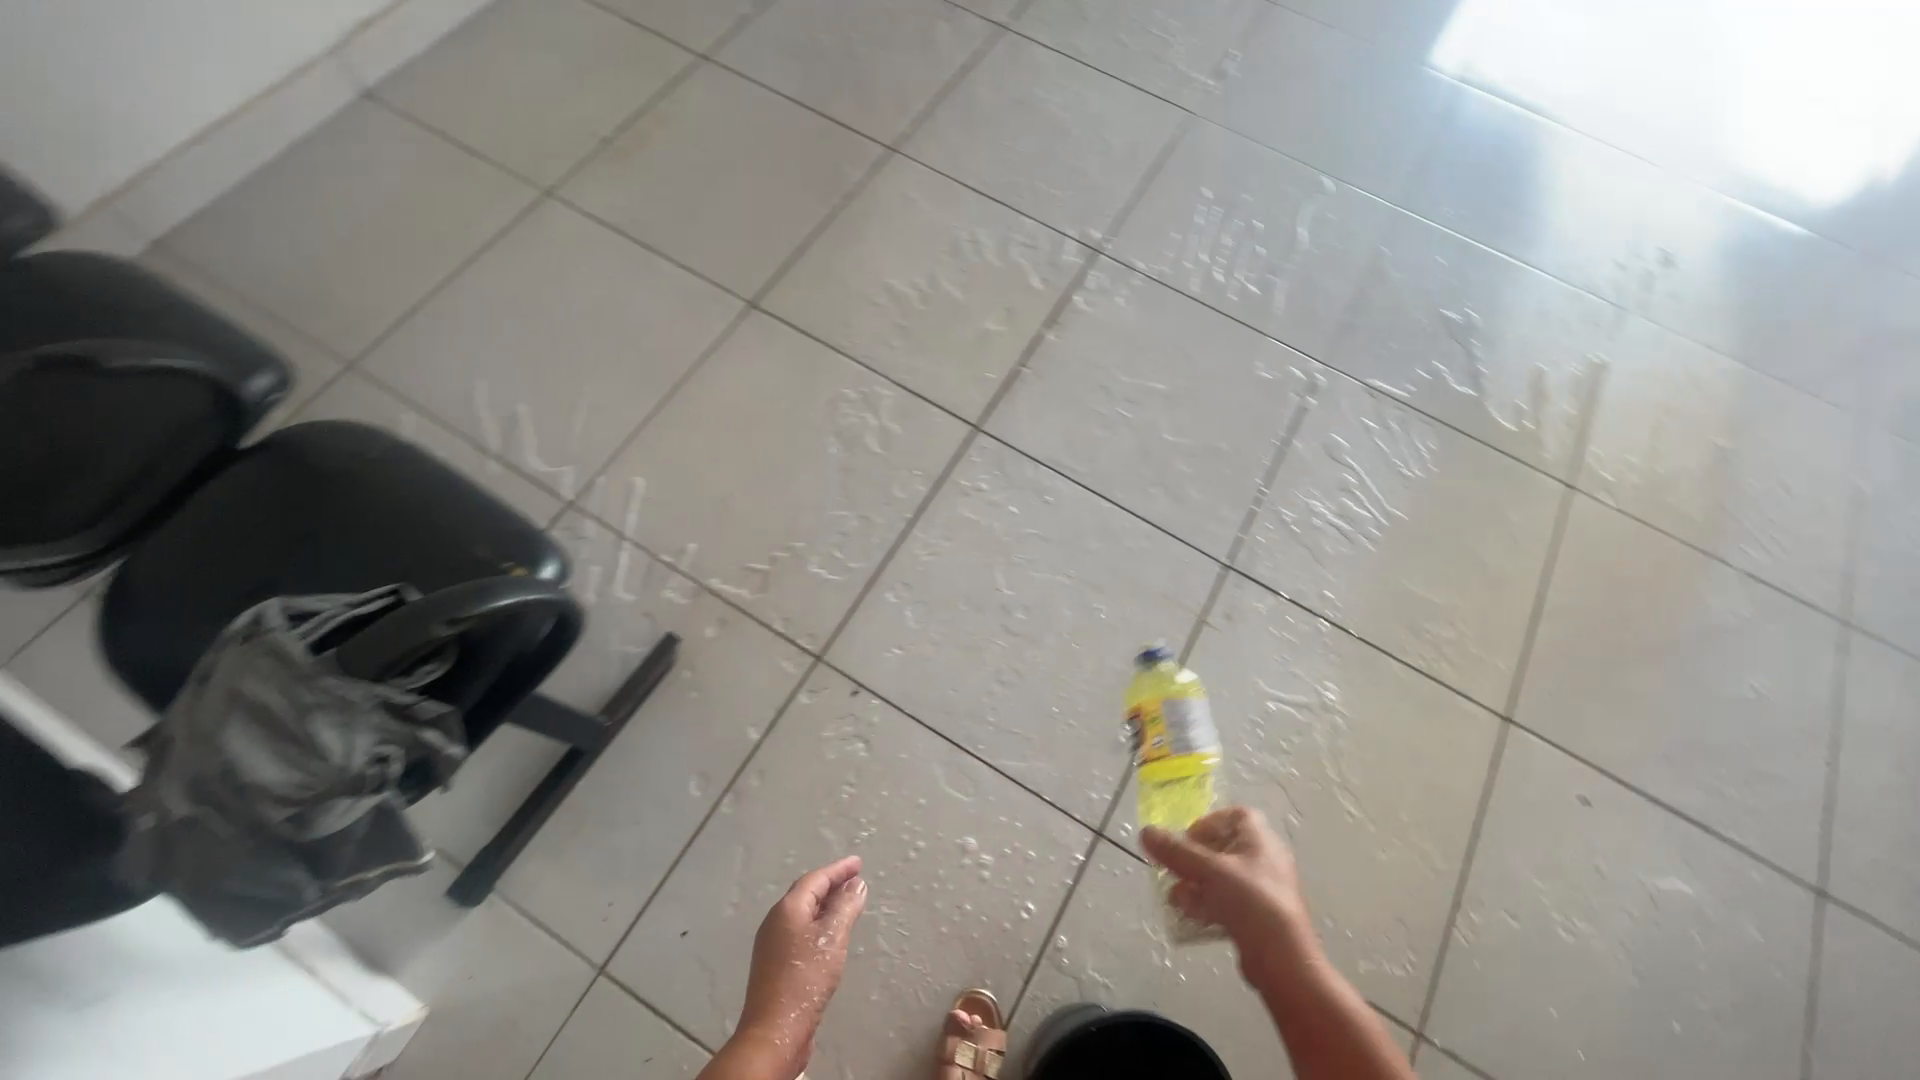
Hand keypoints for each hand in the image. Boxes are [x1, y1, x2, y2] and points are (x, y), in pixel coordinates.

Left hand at [732, 855, 867, 1075]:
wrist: (774, 1031)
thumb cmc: (804, 979)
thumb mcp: (832, 938)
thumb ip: (845, 907)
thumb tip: (856, 884)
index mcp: (787, 909)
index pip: (815, 879)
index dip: (838, 869)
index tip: (858, 863)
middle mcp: (776, 922)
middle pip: (806, 894)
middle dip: (831, 884)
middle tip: (854, 879)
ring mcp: (773, 944)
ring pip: (803, 914)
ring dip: (825, 905)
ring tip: (846, 903)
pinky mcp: (776, 965)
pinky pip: (801, 932)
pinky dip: (819, 924)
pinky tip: (830, 937)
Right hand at [1140, 807, 1317, 989]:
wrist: (1282, 959)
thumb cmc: (1249, 901)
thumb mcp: (1208, 871)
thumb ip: (1176, 852)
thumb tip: (1145, 832)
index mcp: (1261, 839)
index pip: (1234, 816)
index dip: (1208, 823)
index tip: (1186, 839)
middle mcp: (1265, 859)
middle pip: (1223, 848)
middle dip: (1193, 859)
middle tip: (1174, 870)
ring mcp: (1263, 890)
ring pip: (1222, 877)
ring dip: (1195, 884)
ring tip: (1177, 898)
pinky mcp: (1259, 916)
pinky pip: (1228, 901)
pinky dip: (1207, 904)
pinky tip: (1191, 916)